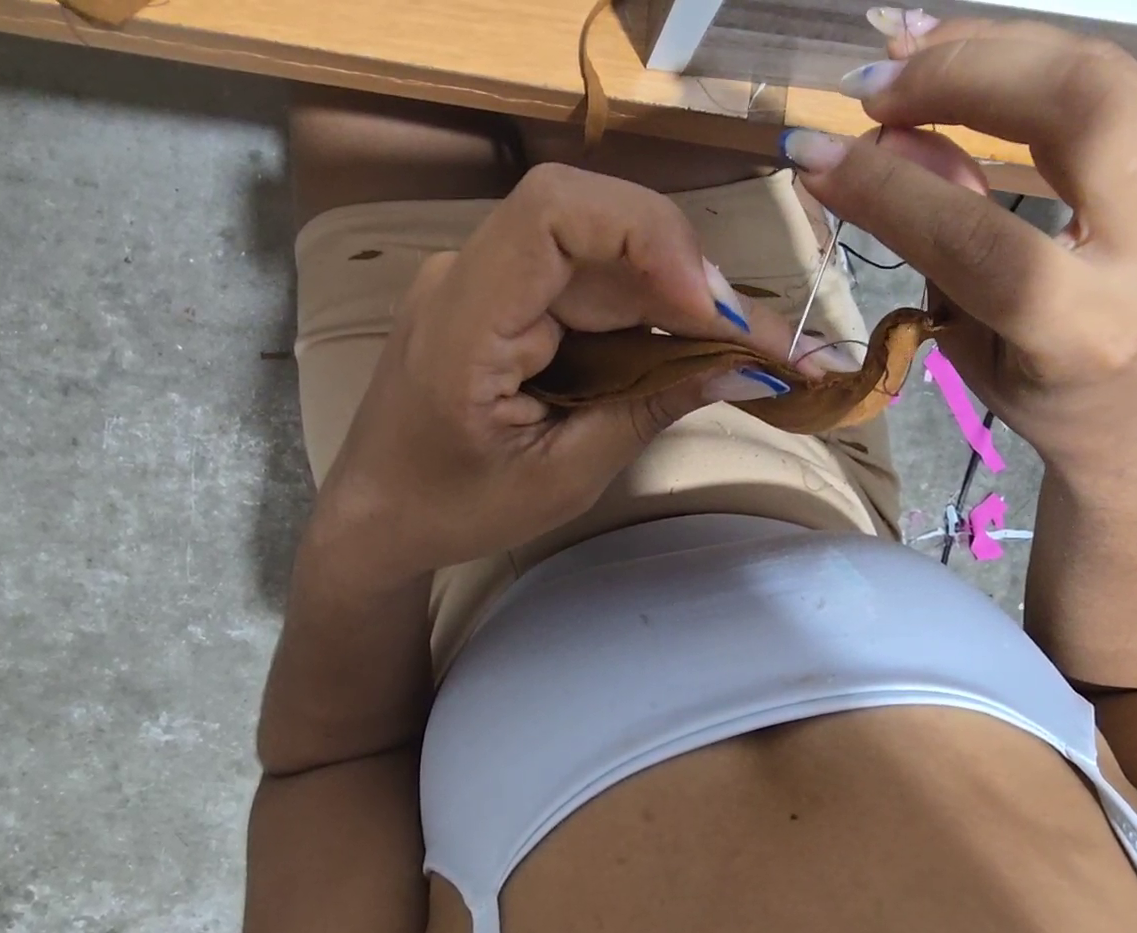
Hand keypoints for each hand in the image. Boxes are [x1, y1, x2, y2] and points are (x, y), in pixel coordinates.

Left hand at [306, 163, 795, 588]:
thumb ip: (646, 413)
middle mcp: (467, 276)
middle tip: (759, 340)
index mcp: (462, 323)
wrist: (376, 514)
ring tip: (742, 346)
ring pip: (600, 252)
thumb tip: (743, 370)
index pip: (553, 213)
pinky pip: (584, 282)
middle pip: (594, 226)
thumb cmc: (452, 509)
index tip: (709, 308)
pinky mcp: (502, 297)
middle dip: (687, 275)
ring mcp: (483, 280)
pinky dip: (644, 309)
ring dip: (677, 293)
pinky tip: (687, 342)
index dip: (646, 236)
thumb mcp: (559, 477)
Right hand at [782, 19, 1136, 500]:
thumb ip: (933, 245)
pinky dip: (1035, 58)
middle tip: (875, 83)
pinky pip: (1118, 84)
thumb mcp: (967, 342)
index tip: (817, 151)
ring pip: (1106, 73)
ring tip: (909, 48)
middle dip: (963, 75)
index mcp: (1084, 328)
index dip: (888, 186)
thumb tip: (889, 145)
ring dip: (996, 48)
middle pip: (1078, 108)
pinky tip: (970, 54)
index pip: (974, 233)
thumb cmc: (1038, 398)